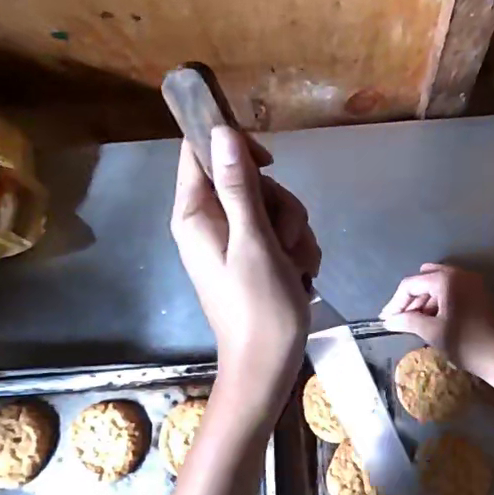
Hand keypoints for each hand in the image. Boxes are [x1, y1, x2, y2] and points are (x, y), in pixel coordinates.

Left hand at [172, 127, 320, 399]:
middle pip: (247, 177)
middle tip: (283, 238)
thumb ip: (238, 186)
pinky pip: (281, 229)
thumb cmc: (258, 306)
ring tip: (294, 264)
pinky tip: (299, 272)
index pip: (200, 151)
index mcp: (195, 213)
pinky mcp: (255, 253)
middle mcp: (210, 220)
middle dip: (278, 203)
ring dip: (292, 230)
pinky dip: (295, 247)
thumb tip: (221, 131)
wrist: (268, 363)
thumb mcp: (252, 241)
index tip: (268, 163)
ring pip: (272, 203)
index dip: (234, 145)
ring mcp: (234, 238)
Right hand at [379, 263, 493, 379]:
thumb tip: (389, 320)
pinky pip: (450, 292)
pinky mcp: (478, 294)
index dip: (396, 302)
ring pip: (437, 286)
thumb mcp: (432, 332)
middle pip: (424, 281)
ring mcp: (471, 283)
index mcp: (446, 279)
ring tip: (413, 323)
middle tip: (398, 321)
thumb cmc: (466, 342)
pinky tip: (431, 320)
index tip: (386, 320)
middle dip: (409, 300)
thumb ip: (407, 321)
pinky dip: (438, 303)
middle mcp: (459, 274)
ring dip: (423, 302)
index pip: (411, 284)